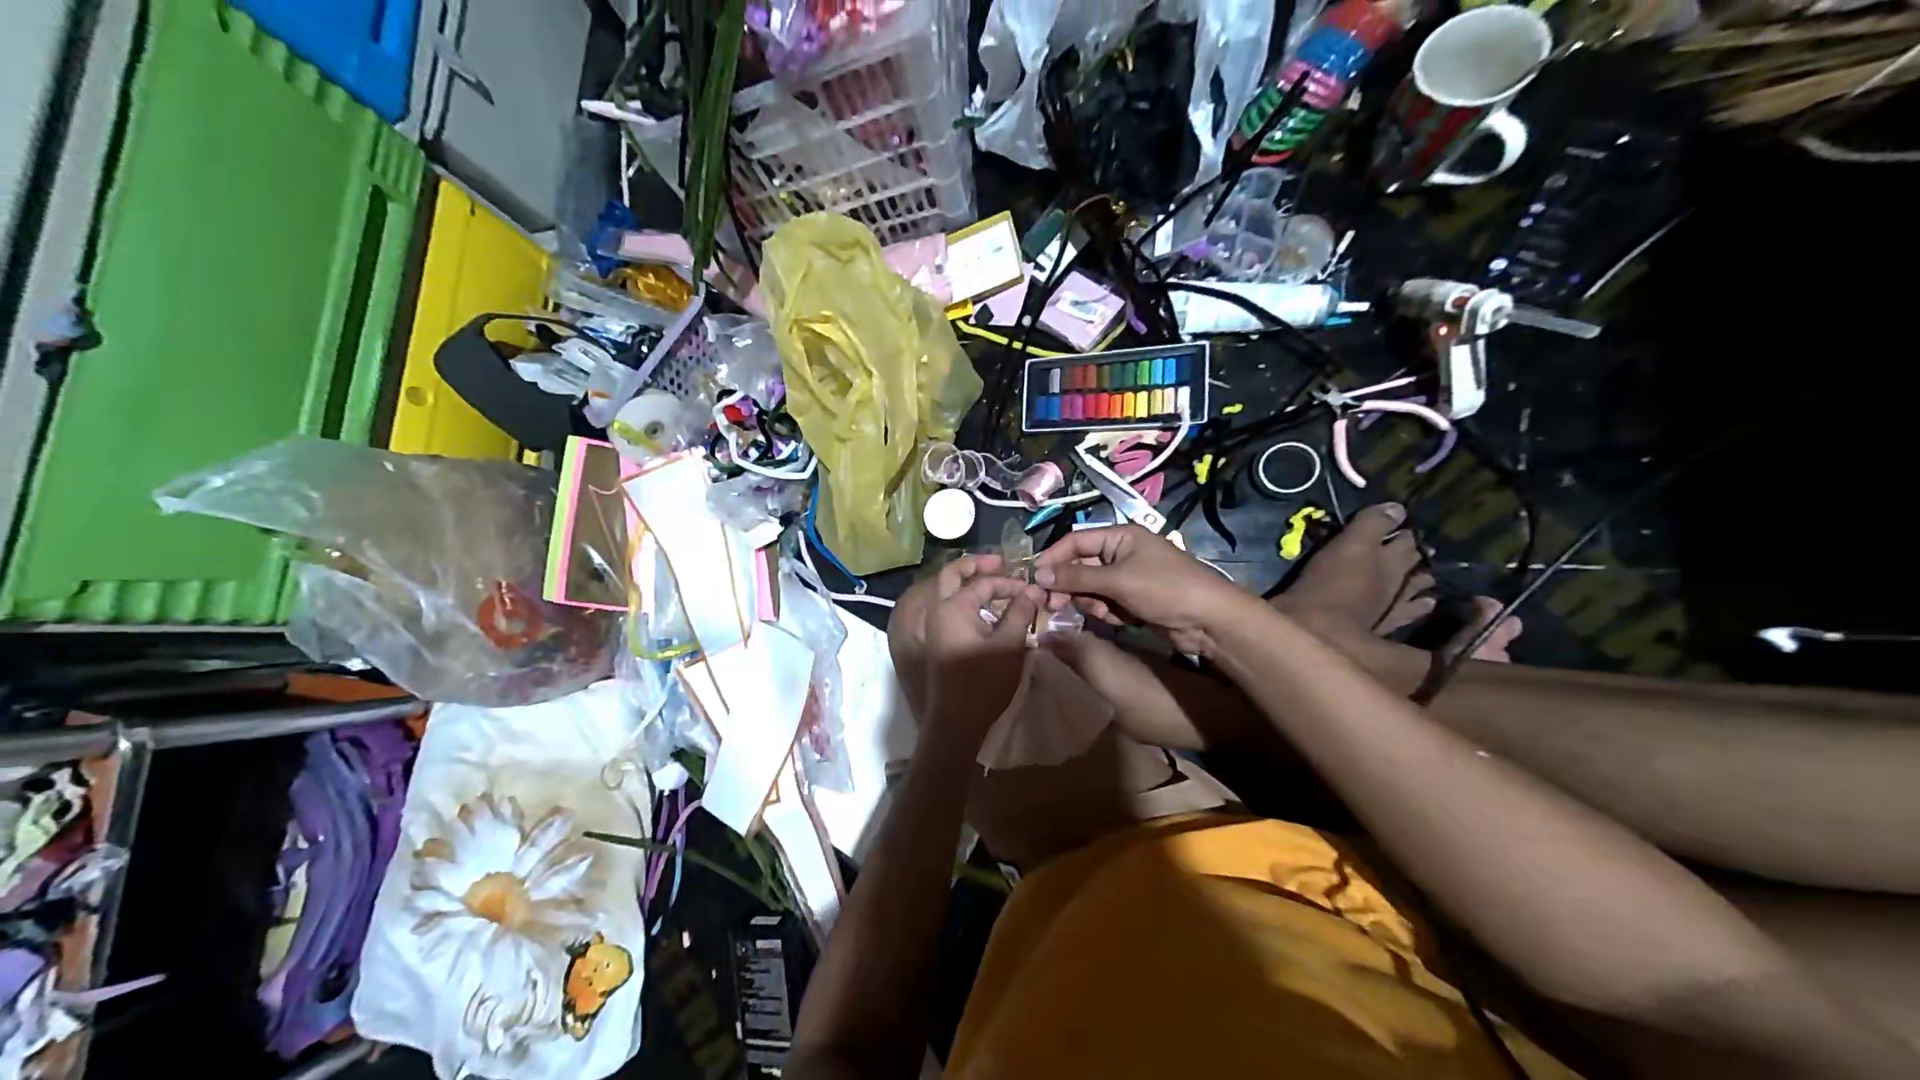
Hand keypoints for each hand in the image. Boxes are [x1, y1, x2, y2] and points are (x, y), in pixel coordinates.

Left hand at [919, 575, 1043, 750]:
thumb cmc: (983, 680)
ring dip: (971, 583)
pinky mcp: (938, 640)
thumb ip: (1020, 613)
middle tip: (1001, 562)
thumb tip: (1033, 590)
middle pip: (953, 574)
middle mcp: (939, 610)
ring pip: (949, 591)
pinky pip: (950, 608)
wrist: (955, 719)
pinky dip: (967, 600)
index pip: (984, 582)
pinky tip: (988, 611)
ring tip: (998, 585)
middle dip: (977, 565)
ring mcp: (935, 625)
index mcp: (954, 606)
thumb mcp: (1009, 644)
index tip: (1032, 589)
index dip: (1010, 582)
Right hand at [1034, 525, 1253, 655]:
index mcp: (1120, 536)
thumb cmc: (1165, 589)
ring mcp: (1128, 577)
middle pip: (1080, 566)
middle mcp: (1121, 552)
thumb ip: (1077, 576)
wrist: (1209, 620)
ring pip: (1090, 588)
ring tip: (1108, 612)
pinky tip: (1124, 620)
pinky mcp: (1133, 599)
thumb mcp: (1117, 580)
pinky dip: (1109, 612)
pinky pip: (1106, 603)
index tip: (1036, 580)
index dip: (1053, 559)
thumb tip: (1040, 574)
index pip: (1075, 541)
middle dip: (1071, 586)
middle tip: (1055, 606)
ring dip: (1092, 602)